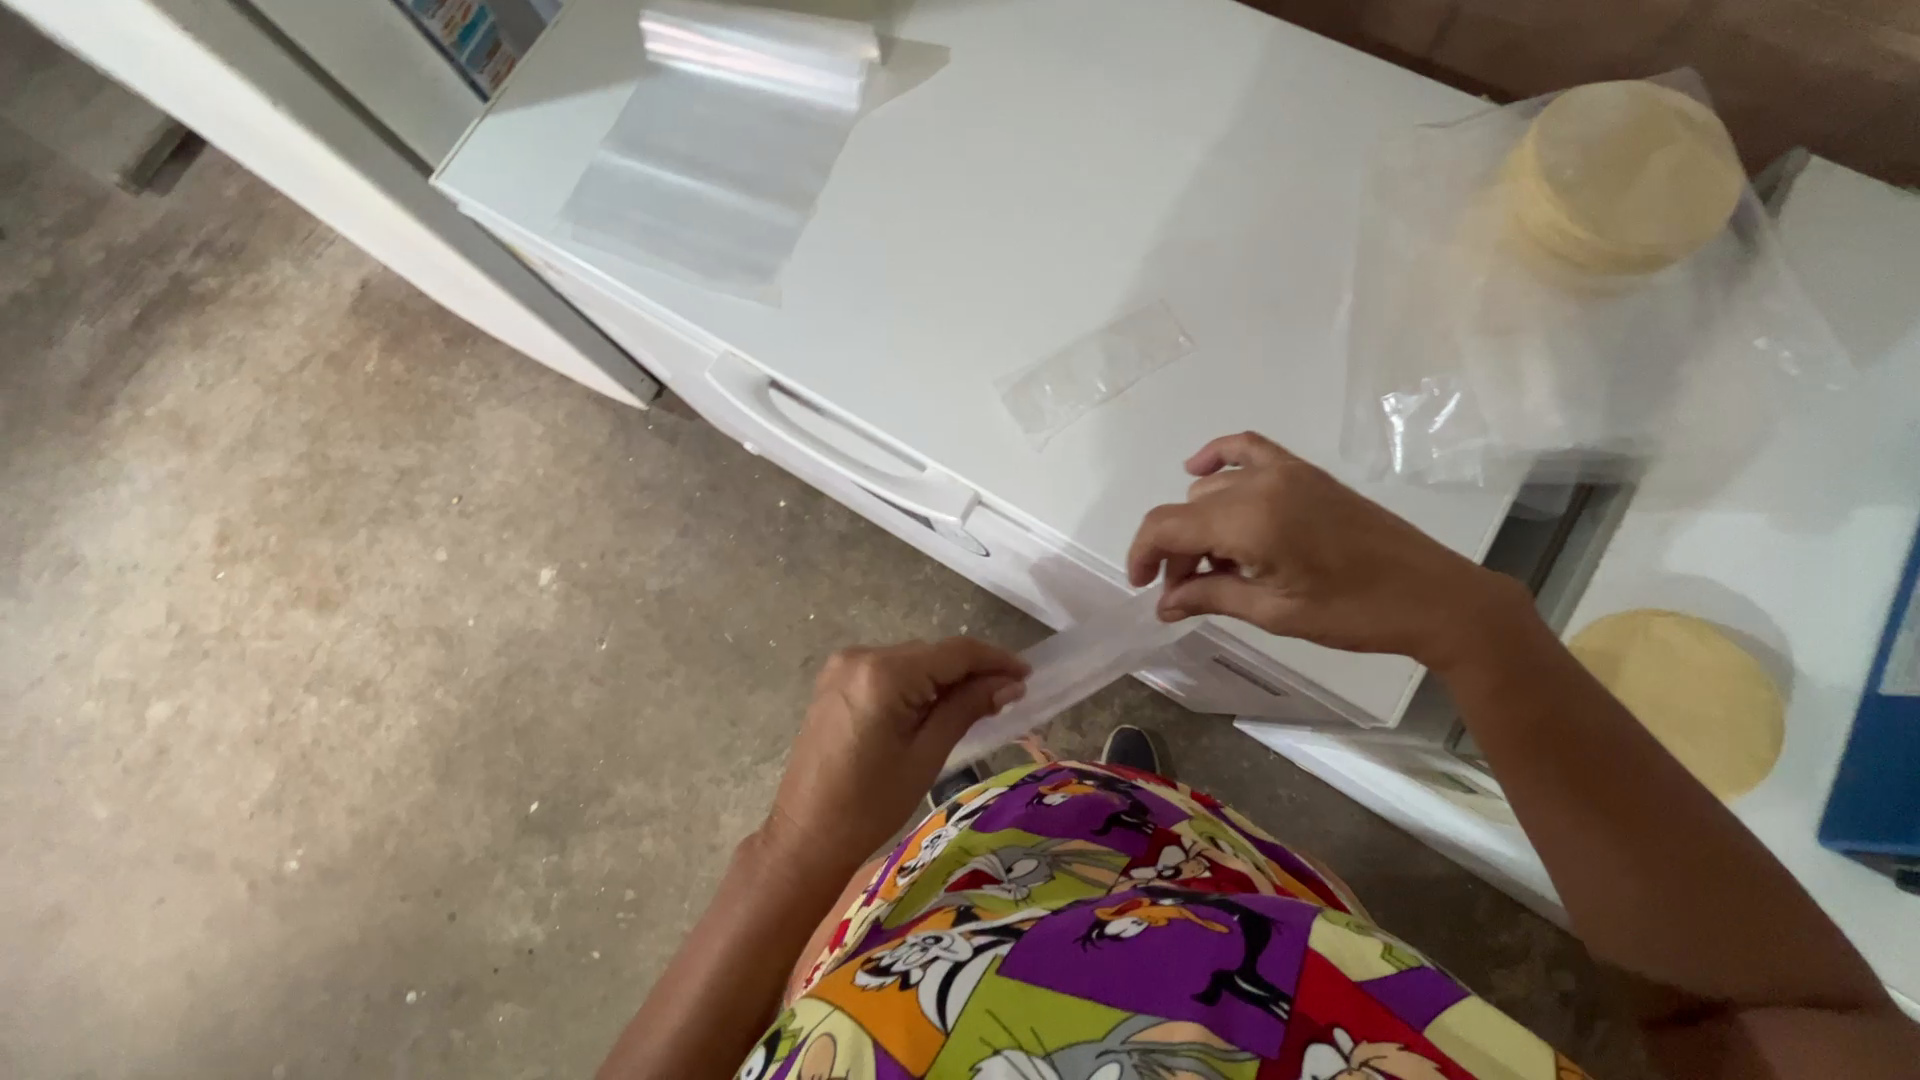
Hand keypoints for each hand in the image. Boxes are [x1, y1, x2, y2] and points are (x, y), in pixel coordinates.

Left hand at [763, 638, 1028, 867]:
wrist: (806, 835)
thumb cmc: (871, 805)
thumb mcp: (927, 755)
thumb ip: (967, 708)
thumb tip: (1010, 684)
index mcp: (884, 674)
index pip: (953, 652)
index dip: (995, 659)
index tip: (1028, 675)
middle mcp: (861, 656)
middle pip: (932, 653)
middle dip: (970, 671)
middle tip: (1006, 697)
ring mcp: (842, 666)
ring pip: (911, 660)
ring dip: (943, 677)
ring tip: (975, 705)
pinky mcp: (835, 682)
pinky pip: (888, 671)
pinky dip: (915, 683)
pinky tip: (933, 708)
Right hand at [1126, 432, 1531, 669]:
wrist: (1435, 597)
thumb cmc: (1353, 613)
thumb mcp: (1273, 613)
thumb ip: (1210, 598)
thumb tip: (1164, 603)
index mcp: (1250, 521)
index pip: (1167, 526)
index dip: (1143, 555)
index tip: (1143, 588)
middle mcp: (1260, 486)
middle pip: (1187, 510)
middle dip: (1176, 553)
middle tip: (1187, 594)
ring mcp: (1285, 472)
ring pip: (1211, 488)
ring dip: (1200, 524)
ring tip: (1217, 567)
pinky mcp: (1305, 472)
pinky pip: (1247, 448)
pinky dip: (1218, 458)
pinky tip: (1200, 470)